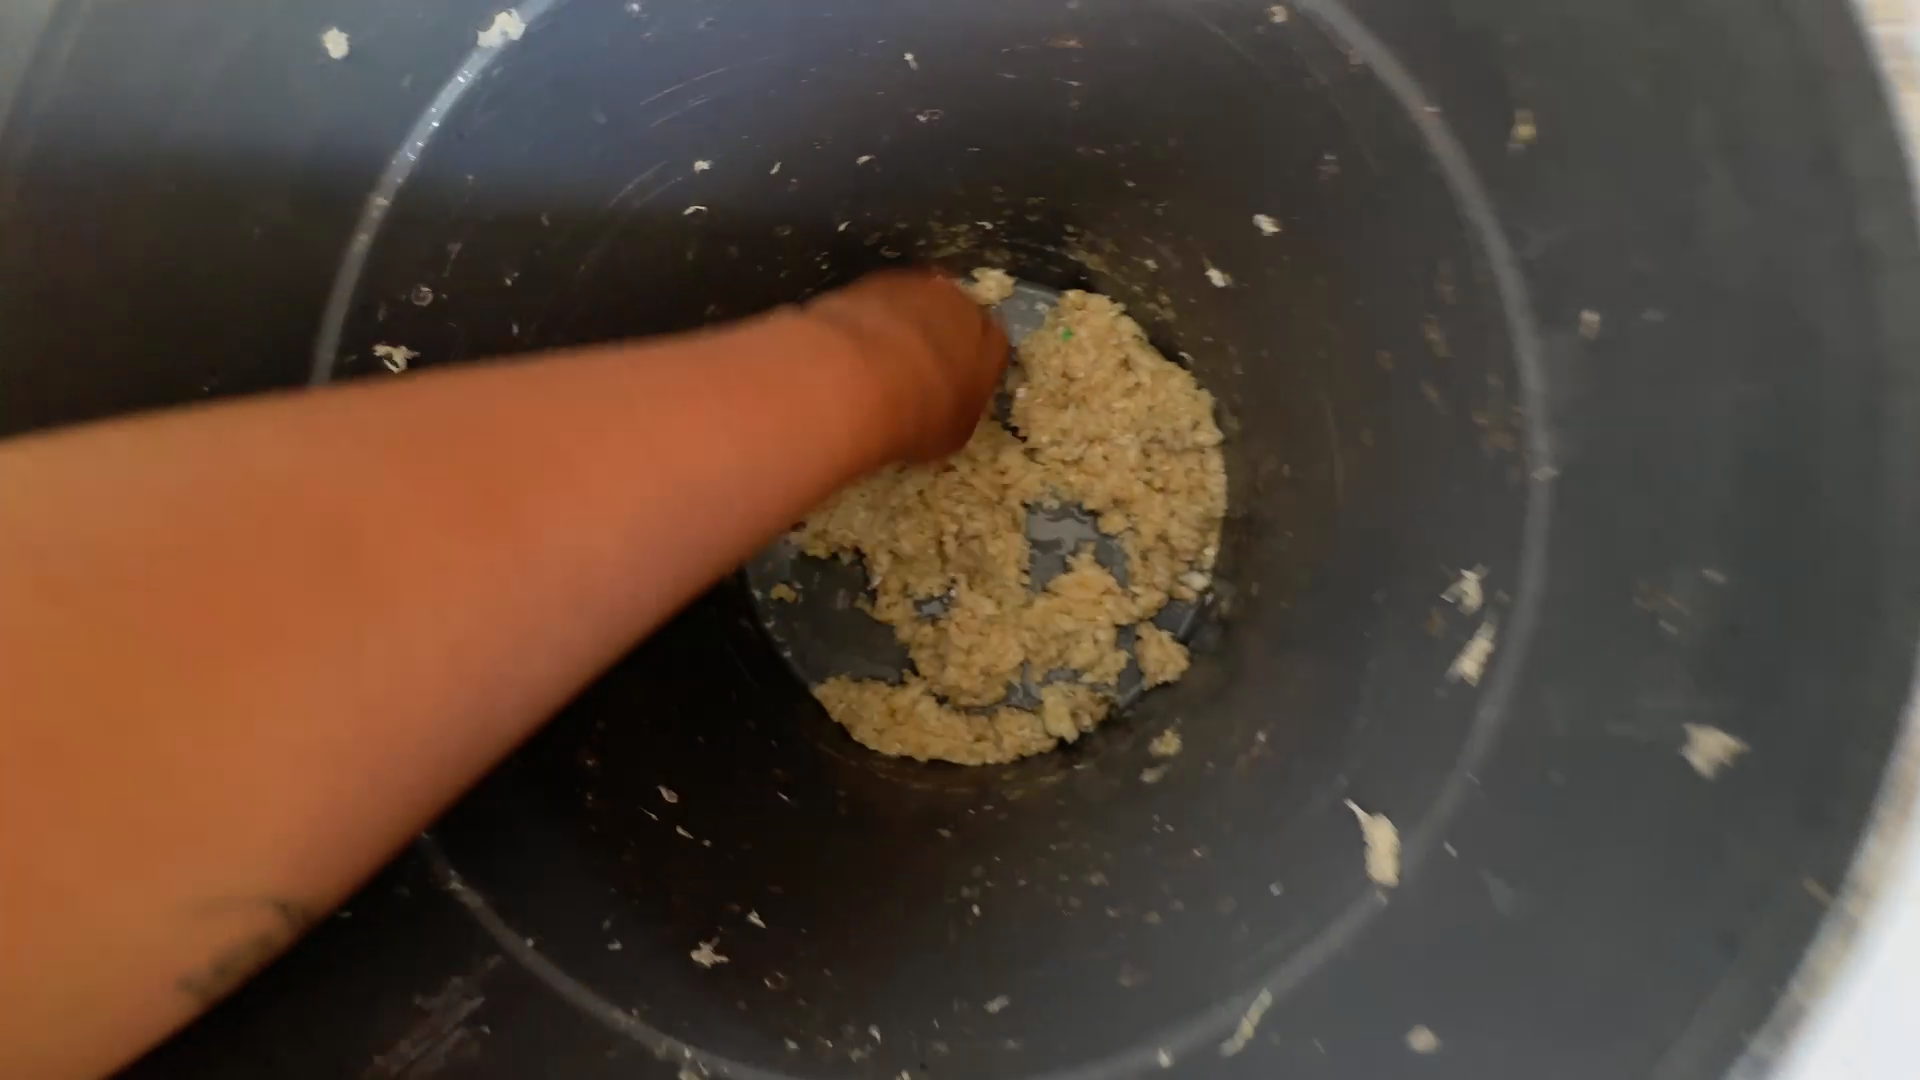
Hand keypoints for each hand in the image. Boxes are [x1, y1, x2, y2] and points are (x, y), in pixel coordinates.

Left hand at [799, 268, 1009, 461]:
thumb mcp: (950, 435)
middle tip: (915, 374)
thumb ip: (957, 413)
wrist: (859, 382)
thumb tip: (946, 411)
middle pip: (953, 318)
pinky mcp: (872, 280)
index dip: (970, 370)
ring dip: (901, 328)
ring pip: (913, 306)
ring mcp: (915, 286)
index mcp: (990, 344)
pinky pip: (877, 303)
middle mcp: (960, 304)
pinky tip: (852, 351)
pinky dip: (868, 322)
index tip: (953, 389)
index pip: (990, 352)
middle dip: (938, 341)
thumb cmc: (919, 418)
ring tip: (877, 364)